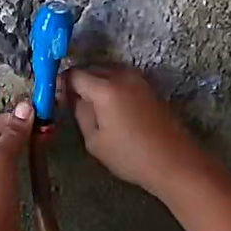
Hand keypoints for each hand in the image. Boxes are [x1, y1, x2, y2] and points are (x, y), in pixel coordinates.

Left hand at [0, 101, 33, 230]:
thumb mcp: (1, 158)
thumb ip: (14, 132)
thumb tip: (25, 107)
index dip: (8, 120)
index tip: (34, 118)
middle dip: (15, 135)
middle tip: (41, 131)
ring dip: (18, 151)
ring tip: (40, 145)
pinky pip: (3, 177)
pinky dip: (17, 169)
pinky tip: (31, 168)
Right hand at [62, 65, 213, 195]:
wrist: (174, 162)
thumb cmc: (131, 156)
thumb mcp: (94, 140)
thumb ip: (79, 112)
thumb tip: (71, 96)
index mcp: (104, 87)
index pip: (73, 74)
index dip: (60, 84)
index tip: (55, 98)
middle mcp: (121, 75)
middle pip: (90, 68)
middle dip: (77, 81)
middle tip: (69, 103)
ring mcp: (138, 78)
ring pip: (106, 71)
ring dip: (94, 83)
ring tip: (89, 107)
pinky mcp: (148, 86)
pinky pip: (120, 78)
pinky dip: (109, 86)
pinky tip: (109, 108)